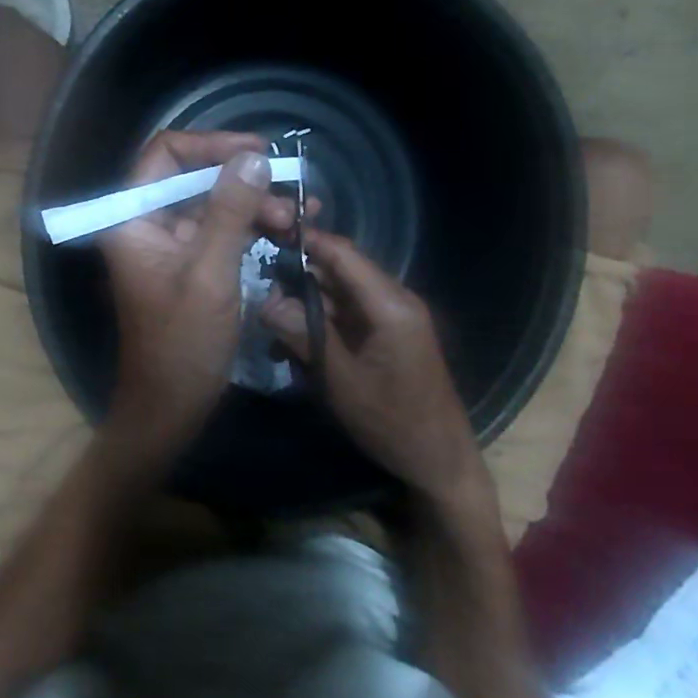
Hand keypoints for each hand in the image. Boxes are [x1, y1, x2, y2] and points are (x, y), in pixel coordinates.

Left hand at [100, 130, 296, 452]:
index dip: (210, 144)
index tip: (258, 151)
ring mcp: (170, 243)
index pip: (164, 153)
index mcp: (132, 218)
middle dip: (246, 181)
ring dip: (257, 205)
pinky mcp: (192, 263)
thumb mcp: (210, 275)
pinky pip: (223, 230)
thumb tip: (253, 157)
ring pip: (215, 203)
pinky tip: (290, 231)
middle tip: (291, 197)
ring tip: (299, 219)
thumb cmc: (182, 344)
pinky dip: (254, 227)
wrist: (170, 406)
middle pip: (195, 177)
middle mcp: (146, 222)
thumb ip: (229, 212)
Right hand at [262, 230, 493, 510]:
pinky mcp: (388, 335)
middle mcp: (394, 300)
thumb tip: (266, 301)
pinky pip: (348, 316)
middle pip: (339, 272)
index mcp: (389, 304)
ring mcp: (392, 317)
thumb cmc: (391, 420)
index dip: (306, 241)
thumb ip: (304, 334)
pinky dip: (322, 324)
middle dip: (299, 279)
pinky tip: (295, 344)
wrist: (437, 460)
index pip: (343, 253)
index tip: (267, 236)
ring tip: (272, 323)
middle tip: (260, 292)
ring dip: (306, 305)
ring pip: (339, 295)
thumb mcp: (339, 379)